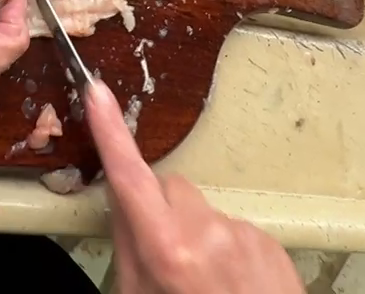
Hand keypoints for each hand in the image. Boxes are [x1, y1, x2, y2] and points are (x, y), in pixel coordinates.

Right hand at [86, 81, 300, 293]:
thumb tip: (122, 199)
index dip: (109, 131)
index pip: (129, 176)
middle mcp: (208, 232)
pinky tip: (230, 288)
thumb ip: (128, 246)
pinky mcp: (269, 242)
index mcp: (168, 251)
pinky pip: (232, 228)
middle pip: (167, 189)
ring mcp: (243, 235)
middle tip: (164, 262)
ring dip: (195, 234)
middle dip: (159, 211)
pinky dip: (225, 249)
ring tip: (203, 287)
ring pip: (200, 210)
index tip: (95, 90)